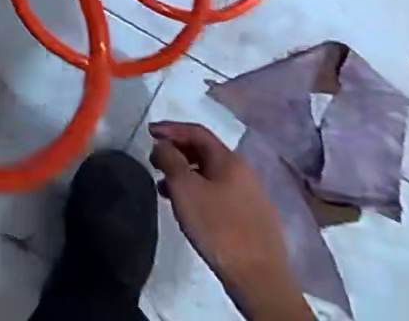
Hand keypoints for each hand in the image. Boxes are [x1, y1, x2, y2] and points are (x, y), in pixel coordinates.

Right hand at [149, 121, 311, 320]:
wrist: (259, 279)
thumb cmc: (218, 228)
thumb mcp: (185, 190)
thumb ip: (170, 160)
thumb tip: (162, 143)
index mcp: (229, 159)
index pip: (196, 131)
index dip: (170, 128)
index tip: (149, 132)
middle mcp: (243, 170)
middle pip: (204, 151)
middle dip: (177, 151)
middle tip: (154, 160)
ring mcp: (250, 194)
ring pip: (211, 174)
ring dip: (185, 174)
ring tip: (163, 188)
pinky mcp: (251, 217)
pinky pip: (219, 192)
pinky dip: (198, 191)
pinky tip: (188, 209)